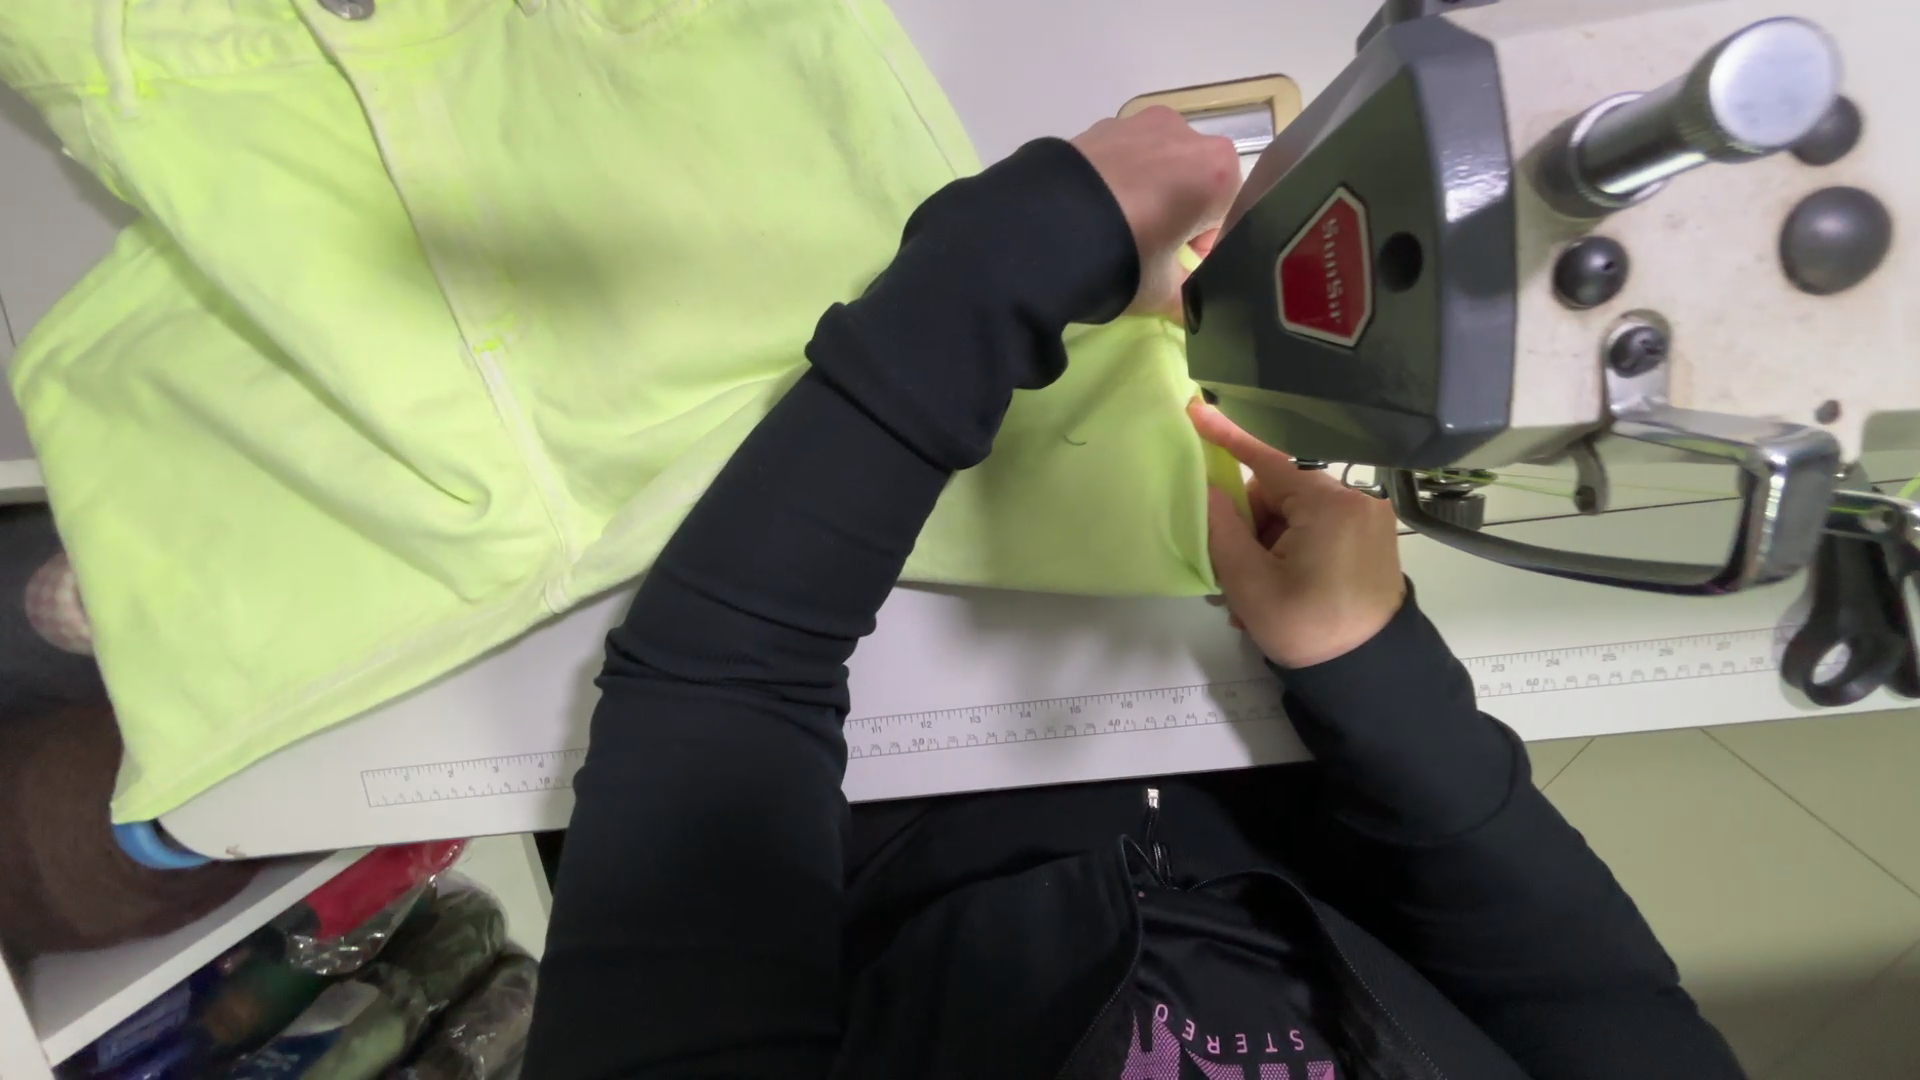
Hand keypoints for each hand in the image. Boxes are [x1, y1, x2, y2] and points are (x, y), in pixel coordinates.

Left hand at [1069, 107, 1238, 319]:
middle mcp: (1183, 134)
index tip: (1181, 267)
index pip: (1226, 212)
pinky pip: (1117, 160)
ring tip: (1114, 233)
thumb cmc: (1125, 259)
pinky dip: (1113, 183)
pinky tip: (1091, 216)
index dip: (1206, 245)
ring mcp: (1136, 124)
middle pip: (1191, 179)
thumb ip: (1185, 296)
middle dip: (1177, 213)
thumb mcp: (1162, 291)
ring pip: (1154, 165)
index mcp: (1215, 170)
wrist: (1048, 234)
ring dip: (1145, 194)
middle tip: (1148, 251)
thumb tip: (1188, 307)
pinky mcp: (1094, 129)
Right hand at [1190, 401, 1406, 667]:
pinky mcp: (1367, 538)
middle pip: (1274, 494)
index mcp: (1330, 504)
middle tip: (1232, 578)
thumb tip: (1206, 489)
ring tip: (1252, 599)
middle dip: (1247, 529)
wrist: (1370, 675)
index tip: (1194, 410)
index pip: (1266, 460)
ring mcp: (1364, 519)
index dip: (1225, 437)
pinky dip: (1286, 554)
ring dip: (1263, 550)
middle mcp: (1354, 499)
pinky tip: (1275, 592)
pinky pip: (1311, 531)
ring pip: (1290, 516)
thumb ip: (1221, 527)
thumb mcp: (1249, 581)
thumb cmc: (1306, 627)